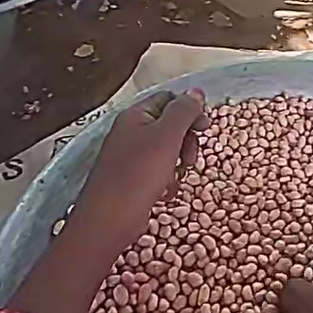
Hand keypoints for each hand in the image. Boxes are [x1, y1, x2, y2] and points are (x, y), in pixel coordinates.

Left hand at [69, 88, 207, 250]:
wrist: (108, 220)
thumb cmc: (137, 175)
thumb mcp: (166, 137)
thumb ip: (182, 112)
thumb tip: (196, 91)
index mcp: (135, 116)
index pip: (168, 99)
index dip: (189, 110)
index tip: (205, 128)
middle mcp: (130, 133)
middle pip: (169, 125)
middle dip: (186, 140)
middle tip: (191, 157)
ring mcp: (129, 157)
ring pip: (165, 150)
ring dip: (178, 161)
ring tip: (178, 175)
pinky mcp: (131, 180)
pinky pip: (157, 172)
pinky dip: (166, 180)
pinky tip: (166, 192)